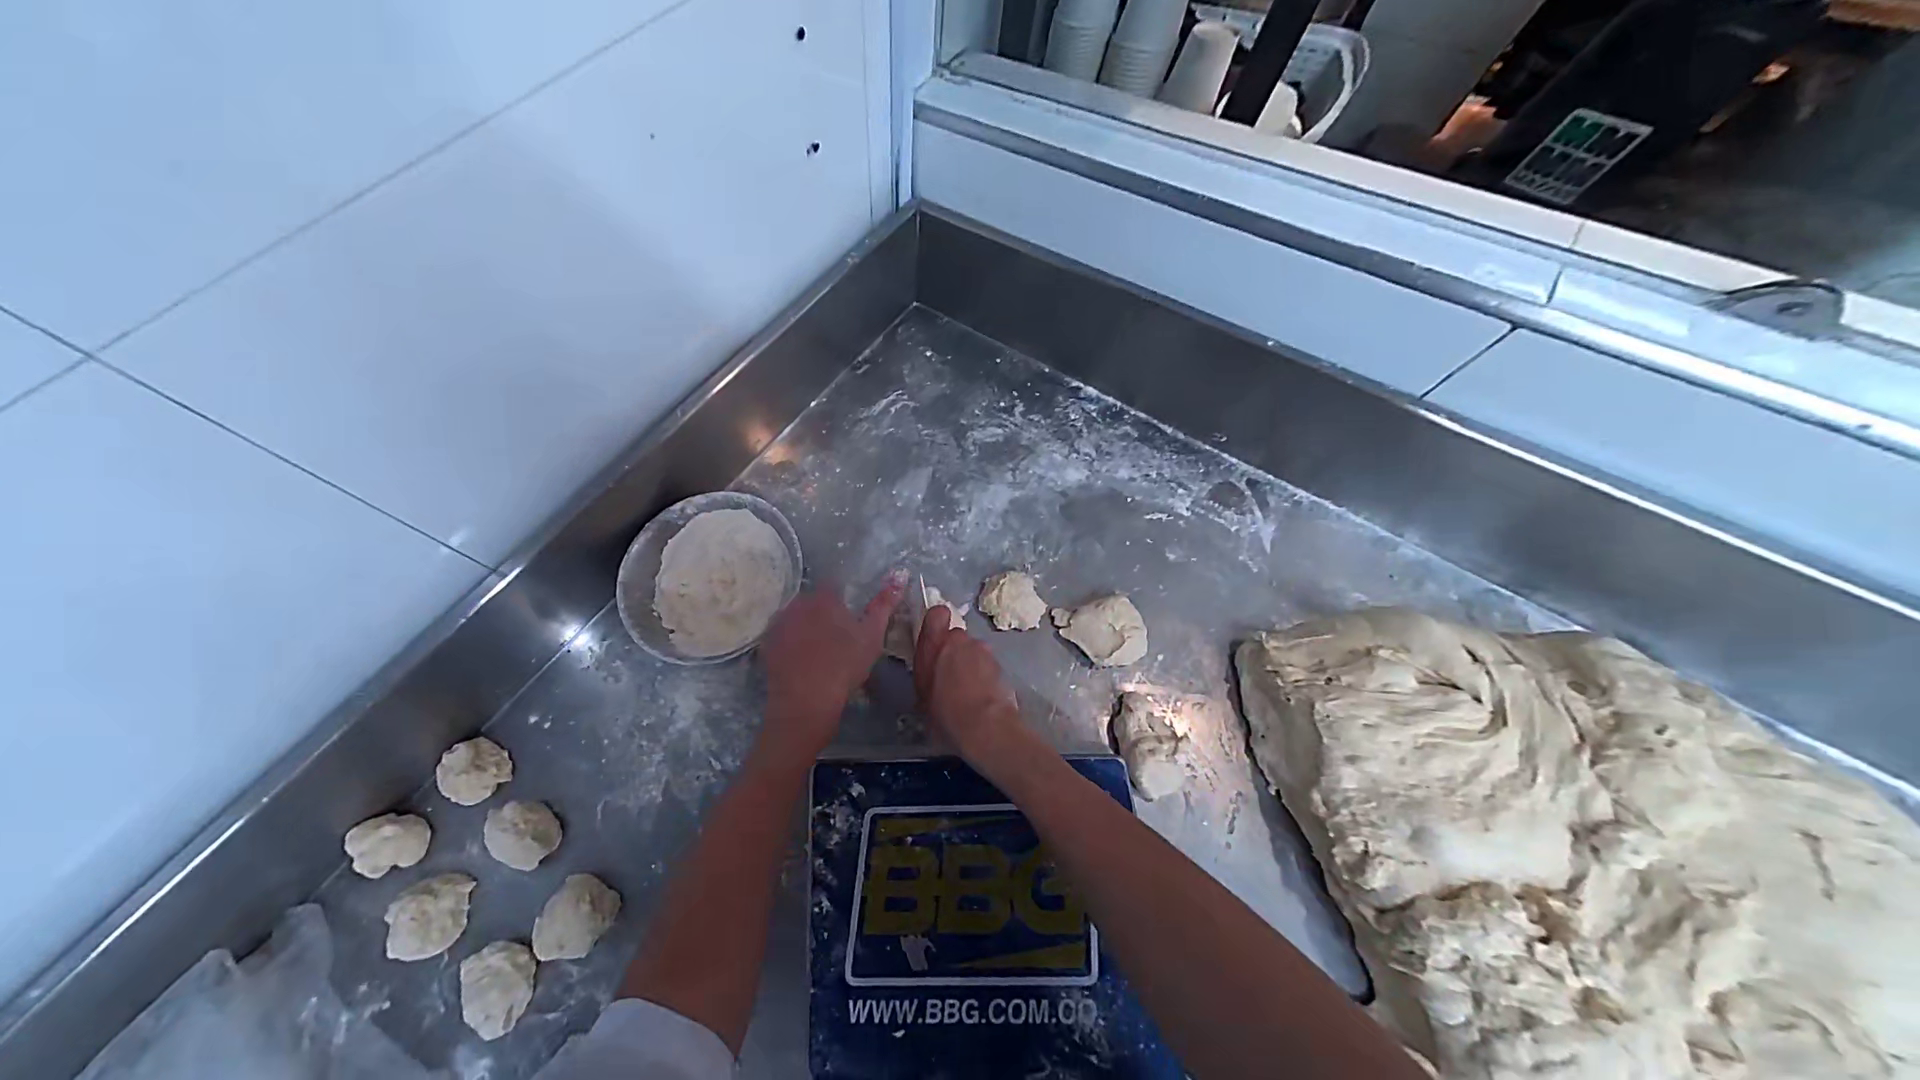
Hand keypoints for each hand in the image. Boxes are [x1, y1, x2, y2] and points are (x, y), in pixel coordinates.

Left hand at [757, 574, 904, 763]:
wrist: (806, 700)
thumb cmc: (845, 664)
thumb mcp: (872, 634)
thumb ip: (885, 602)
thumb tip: (901, 573)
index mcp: (824, 596)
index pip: (834, 585)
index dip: (842, 600)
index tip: (850, 618)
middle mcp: (797, 603)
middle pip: (812, 601)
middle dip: (823, 612)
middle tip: (837, 637)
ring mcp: (778, 623)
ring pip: (796, 618)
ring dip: (805, 626)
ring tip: (819, 650)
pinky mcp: (767, 644)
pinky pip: (782, 636)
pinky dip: (790, 643)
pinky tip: (802, 660)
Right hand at [912, 606, 1032, 775]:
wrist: (984, 725)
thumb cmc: (945, 712)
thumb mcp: (923, 696)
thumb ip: (926, 673)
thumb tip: (931, 671)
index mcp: (935, 645)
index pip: (937, 614)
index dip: (937, 622)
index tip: (936, 636)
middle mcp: (959, 641)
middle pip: (957, 635)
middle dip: (954, 649)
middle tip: (950, 673)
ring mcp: (982, 650)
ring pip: (974, 649)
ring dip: (971, 661)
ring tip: (968, 688)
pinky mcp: (999, 663)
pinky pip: (987, 664)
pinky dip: (984, 674)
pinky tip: (982, 694)